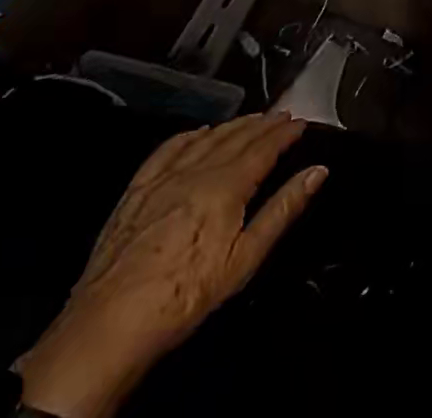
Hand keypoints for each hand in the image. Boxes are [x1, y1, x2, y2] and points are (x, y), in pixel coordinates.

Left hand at [17, 112, 326, 417]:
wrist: (114, 317)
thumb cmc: (188, 292)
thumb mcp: (246, 257)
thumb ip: (283, 209)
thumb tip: (317, 172)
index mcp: (226, 185)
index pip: (263, 148)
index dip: (284, 133)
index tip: (300, 122)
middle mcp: (196, 169)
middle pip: (236, 137)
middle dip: (262, 124)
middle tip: (281, 115)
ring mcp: (163, 175)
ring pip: (205, 138)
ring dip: (232, 125)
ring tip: (250, 119)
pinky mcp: (137, 188)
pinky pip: (168, 148)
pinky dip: (189, 135)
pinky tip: (197, 132)